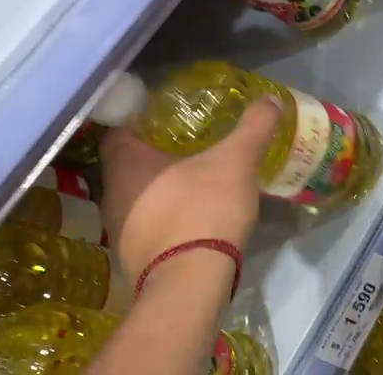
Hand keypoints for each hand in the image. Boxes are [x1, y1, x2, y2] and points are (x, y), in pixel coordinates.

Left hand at [98, 96, 282, 283]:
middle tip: (188, 140)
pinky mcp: (134, 258)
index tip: (167, 114)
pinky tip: (193, 210)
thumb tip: (270, 98)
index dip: (141, 119)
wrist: (191, 284)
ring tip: (195, 174)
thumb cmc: (204, 209)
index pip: (120, 130)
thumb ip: (254, 125)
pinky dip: (166, 213)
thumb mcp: (237, 159)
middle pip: (128, 164)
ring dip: (161, 185)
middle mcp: (112, 196)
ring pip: (137, 195)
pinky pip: (146, 223)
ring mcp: (120, 232)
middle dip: (156, 152)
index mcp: (126, 166)